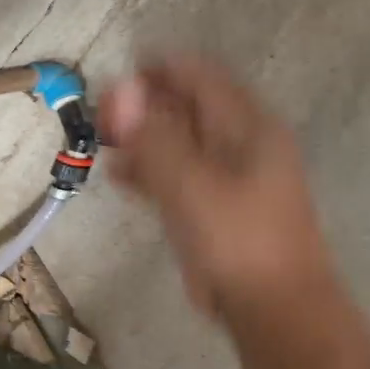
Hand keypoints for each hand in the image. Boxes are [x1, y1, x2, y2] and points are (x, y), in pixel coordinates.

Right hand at [100, 55, 336, 319]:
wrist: (269, 301)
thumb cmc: (236, 239)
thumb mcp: (190, 184)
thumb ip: (152, 138)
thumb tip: (118, 90)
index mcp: (247, 129)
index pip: (203, 79)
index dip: (163, 68)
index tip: (119, 67)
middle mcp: (240, 144)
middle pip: (189, 108)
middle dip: (146, 102)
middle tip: (100, 108)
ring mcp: (226, 176)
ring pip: (179, 141)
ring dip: (142, 135)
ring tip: (101, 136)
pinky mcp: (210, 206)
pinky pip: (175, 173)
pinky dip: (147, 167)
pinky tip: (120, 174)